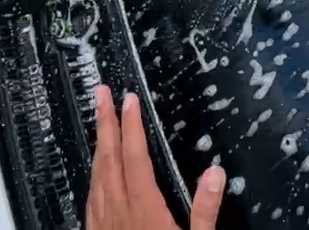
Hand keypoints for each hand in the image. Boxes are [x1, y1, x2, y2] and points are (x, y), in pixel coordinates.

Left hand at [88, 85, 225, 229]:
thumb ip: (204, 211)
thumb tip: (216, 172)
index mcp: (143, 207)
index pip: (135, 157)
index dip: (132, 125)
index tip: (130, 98)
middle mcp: (118, 210)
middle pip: (109, 159)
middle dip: (106, 122)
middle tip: (101, 93)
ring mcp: (103, 223)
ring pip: (97, 175)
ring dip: (99, 143)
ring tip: (100, 119)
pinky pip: (91, 197)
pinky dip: (94, 173)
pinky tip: (96, 168)